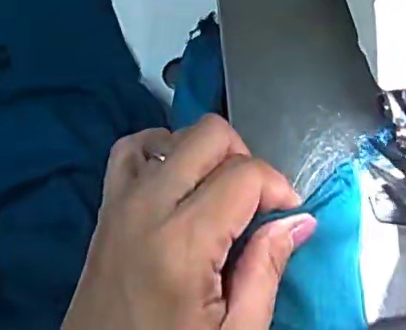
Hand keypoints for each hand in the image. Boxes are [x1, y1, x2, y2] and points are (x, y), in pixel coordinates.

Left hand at [64, 116, 315, 329]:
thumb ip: (266, 272)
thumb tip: (299, 219)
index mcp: (182, 242)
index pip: (244, 174)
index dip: (278, 187)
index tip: (289, 215)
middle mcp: (149, 204)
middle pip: (211, 134)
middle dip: (245, 160)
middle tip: (256, 205)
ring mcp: (122, 198)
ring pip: (177, 132)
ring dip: (207, 155)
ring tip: (220, 199)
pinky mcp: (106, 203)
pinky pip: (133, 146)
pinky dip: (162, 148)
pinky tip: (178, 179)